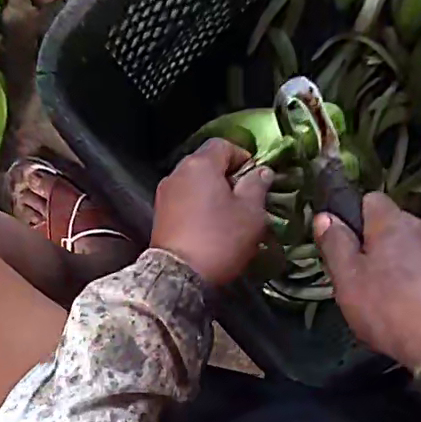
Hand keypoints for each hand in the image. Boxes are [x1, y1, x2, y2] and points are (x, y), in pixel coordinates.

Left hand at [150, 139, 274, 286]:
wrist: (179, 276)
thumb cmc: (220, 240)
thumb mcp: (251, 214)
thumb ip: (257, 186)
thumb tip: (261, 171)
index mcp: (200, 165)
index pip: (223, 145)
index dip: (243, 157)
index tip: (256, 177)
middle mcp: (178, 173)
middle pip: (207, 164)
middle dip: (227, 176)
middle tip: (245, 199)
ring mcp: (164, 194)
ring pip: (195, 184)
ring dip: (212, 194)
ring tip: (228, 216)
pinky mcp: (159, 215)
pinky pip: (184, 202)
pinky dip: (198, 208)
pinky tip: (209, 228)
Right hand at [315, 193, 420, 369]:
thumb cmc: (388, 307)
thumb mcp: (348, 278)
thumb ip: (335, 244)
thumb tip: (325, 217)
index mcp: (392, 221)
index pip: (367, 199)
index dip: (348, 217)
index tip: (337, 244)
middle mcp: (420, 226)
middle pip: (384, 224)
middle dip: (366, 244)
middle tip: (351, 276)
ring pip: (400, 246)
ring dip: (385, 263)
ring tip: (374, 294)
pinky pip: (416, 264)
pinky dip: (403, 277)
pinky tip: (396, 303)